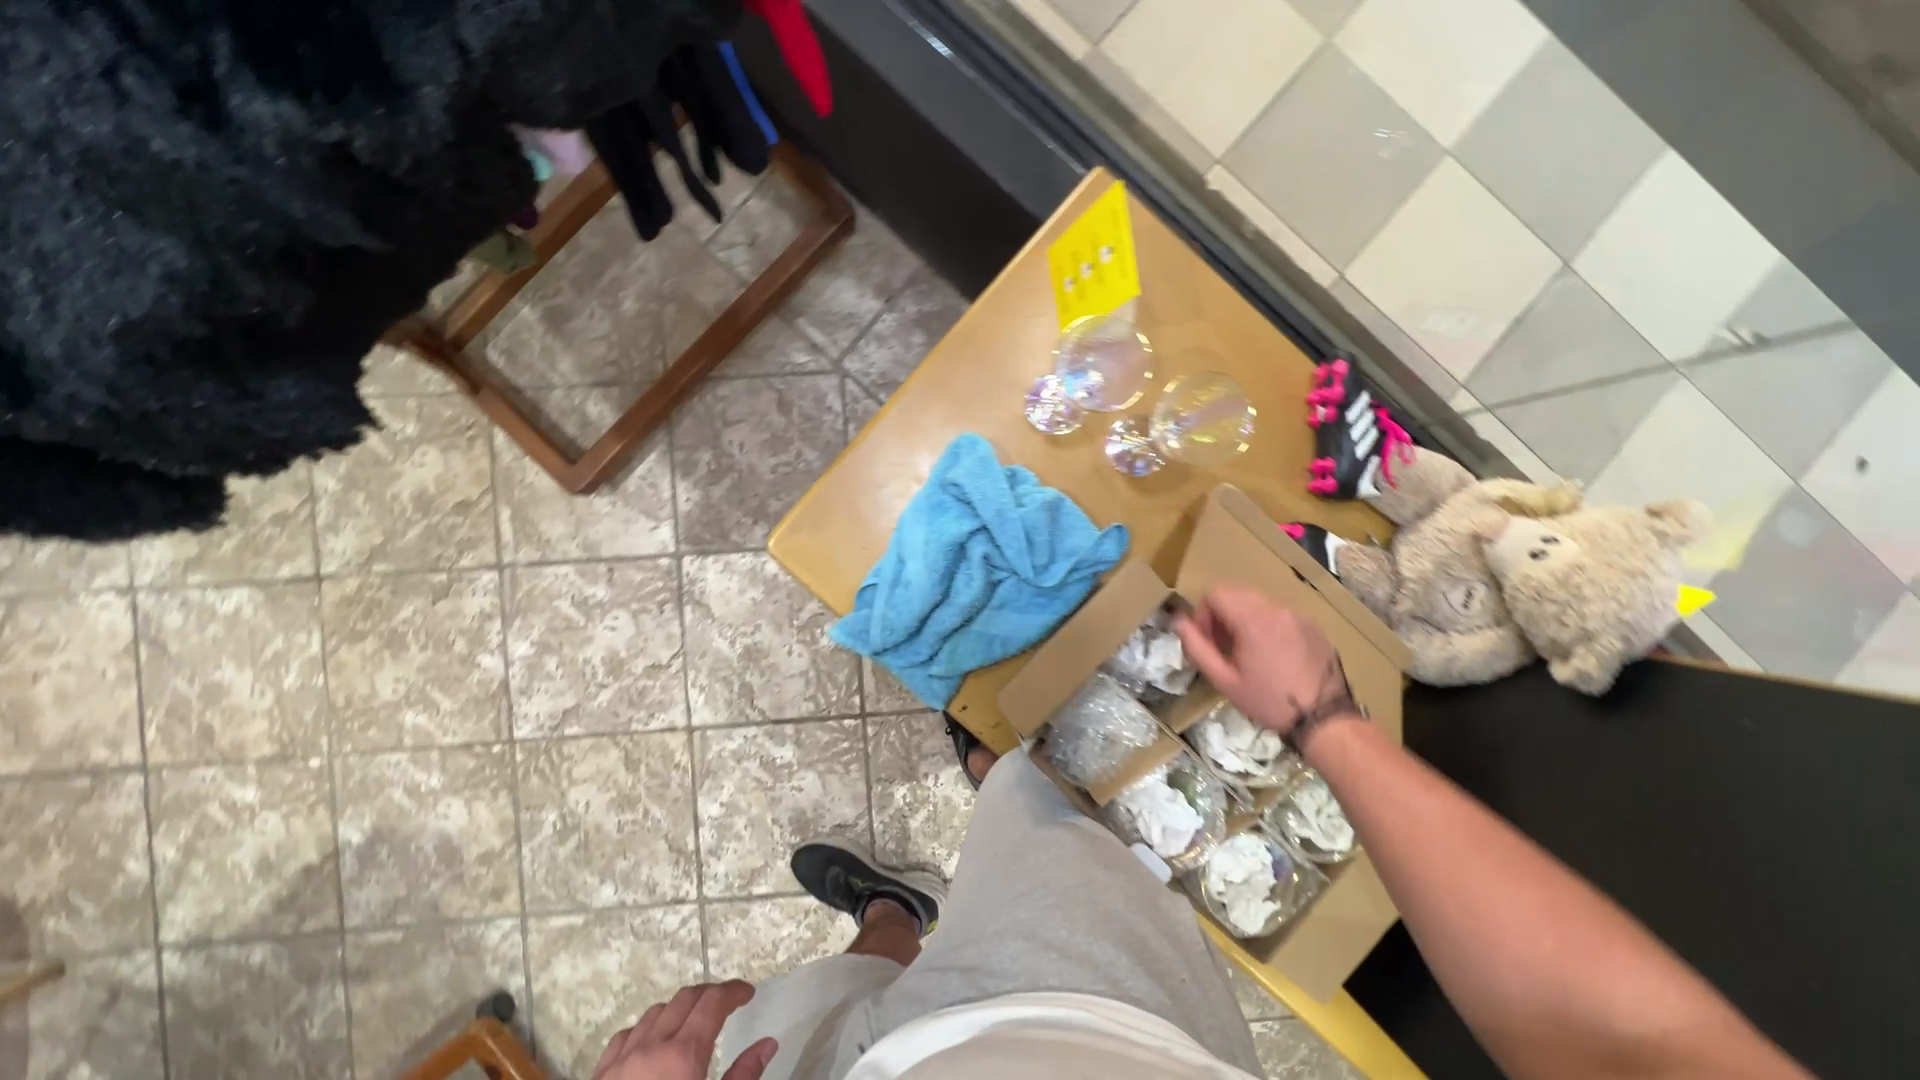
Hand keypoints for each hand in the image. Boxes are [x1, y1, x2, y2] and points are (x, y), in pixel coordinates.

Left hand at [592, 980, 776, 1079]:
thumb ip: (742, 1078)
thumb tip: (767, 1044)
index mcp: (683, 1054)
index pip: (713, 1003)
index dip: (734, 991)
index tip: (749, 993)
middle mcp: (651, 1046)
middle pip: (685, 998)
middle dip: (710, 994)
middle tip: (728, 1004)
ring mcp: (621, 1060)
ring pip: (655, 1012)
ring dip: (679, 1009)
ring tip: (693, 1023)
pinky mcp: (600, 1076)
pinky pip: (626, 1035)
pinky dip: (647, 1029)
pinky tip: (652, 1045)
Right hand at [1176, 585, 1358, 740]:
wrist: (1324, 718)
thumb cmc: (1269, 701)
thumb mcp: (1224, 680)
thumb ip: (1197, 647)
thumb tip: (1179, 622)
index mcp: (1253, 619)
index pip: (1215, 593)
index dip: (1202, 614)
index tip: (1206, 640)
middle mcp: (1277, 608)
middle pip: (1236, 593)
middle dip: (1221, 615)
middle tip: (1223, 646)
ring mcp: (1298, 614)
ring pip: (1258, 602)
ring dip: (1243, 619)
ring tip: (1246, 651)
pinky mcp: (1313, 624)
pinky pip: (1280, 613)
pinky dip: (1266, 625)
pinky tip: (1272, 655)